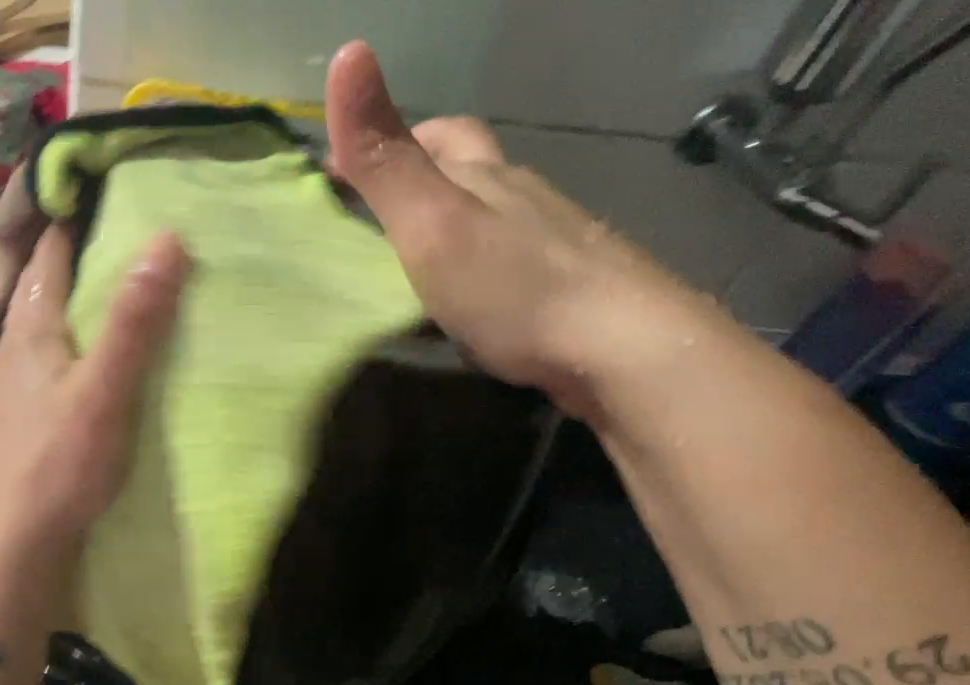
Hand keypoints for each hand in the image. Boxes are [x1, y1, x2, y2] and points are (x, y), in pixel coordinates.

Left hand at [0, 226, 189, 553]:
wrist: (20, 538)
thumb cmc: (62, 463)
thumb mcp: (106, 390)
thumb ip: (135, 321)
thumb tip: (165, 239)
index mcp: (31, 327)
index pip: (50, 249)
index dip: (75, 213)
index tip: (114, 188)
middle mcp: (13, 345)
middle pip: (46, 282)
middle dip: (81, 252)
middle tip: (132, 231)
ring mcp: (12, 381)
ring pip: (46, 321)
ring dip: (77, 299)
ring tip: (122, 286)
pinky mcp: (21, 413)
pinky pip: (48, 355)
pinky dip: (74, 338)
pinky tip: (95, 355)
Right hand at [325, 42, 728, 416]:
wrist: (620, 347)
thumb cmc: (514, 286)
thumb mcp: (431, 222)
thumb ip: (385, 158)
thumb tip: (348, 53)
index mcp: (486, 176)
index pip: (443, 135)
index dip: (402, 137)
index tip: (357, 168)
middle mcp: (526, 198)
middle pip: (476, 173)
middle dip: (434, 181)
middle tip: (390, 218)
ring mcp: (557, 243)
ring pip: (500, 220)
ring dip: (462, 231)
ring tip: (424, 270)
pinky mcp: (575, 289)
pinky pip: (520, 266)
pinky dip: (490, 273)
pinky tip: (478, 307)